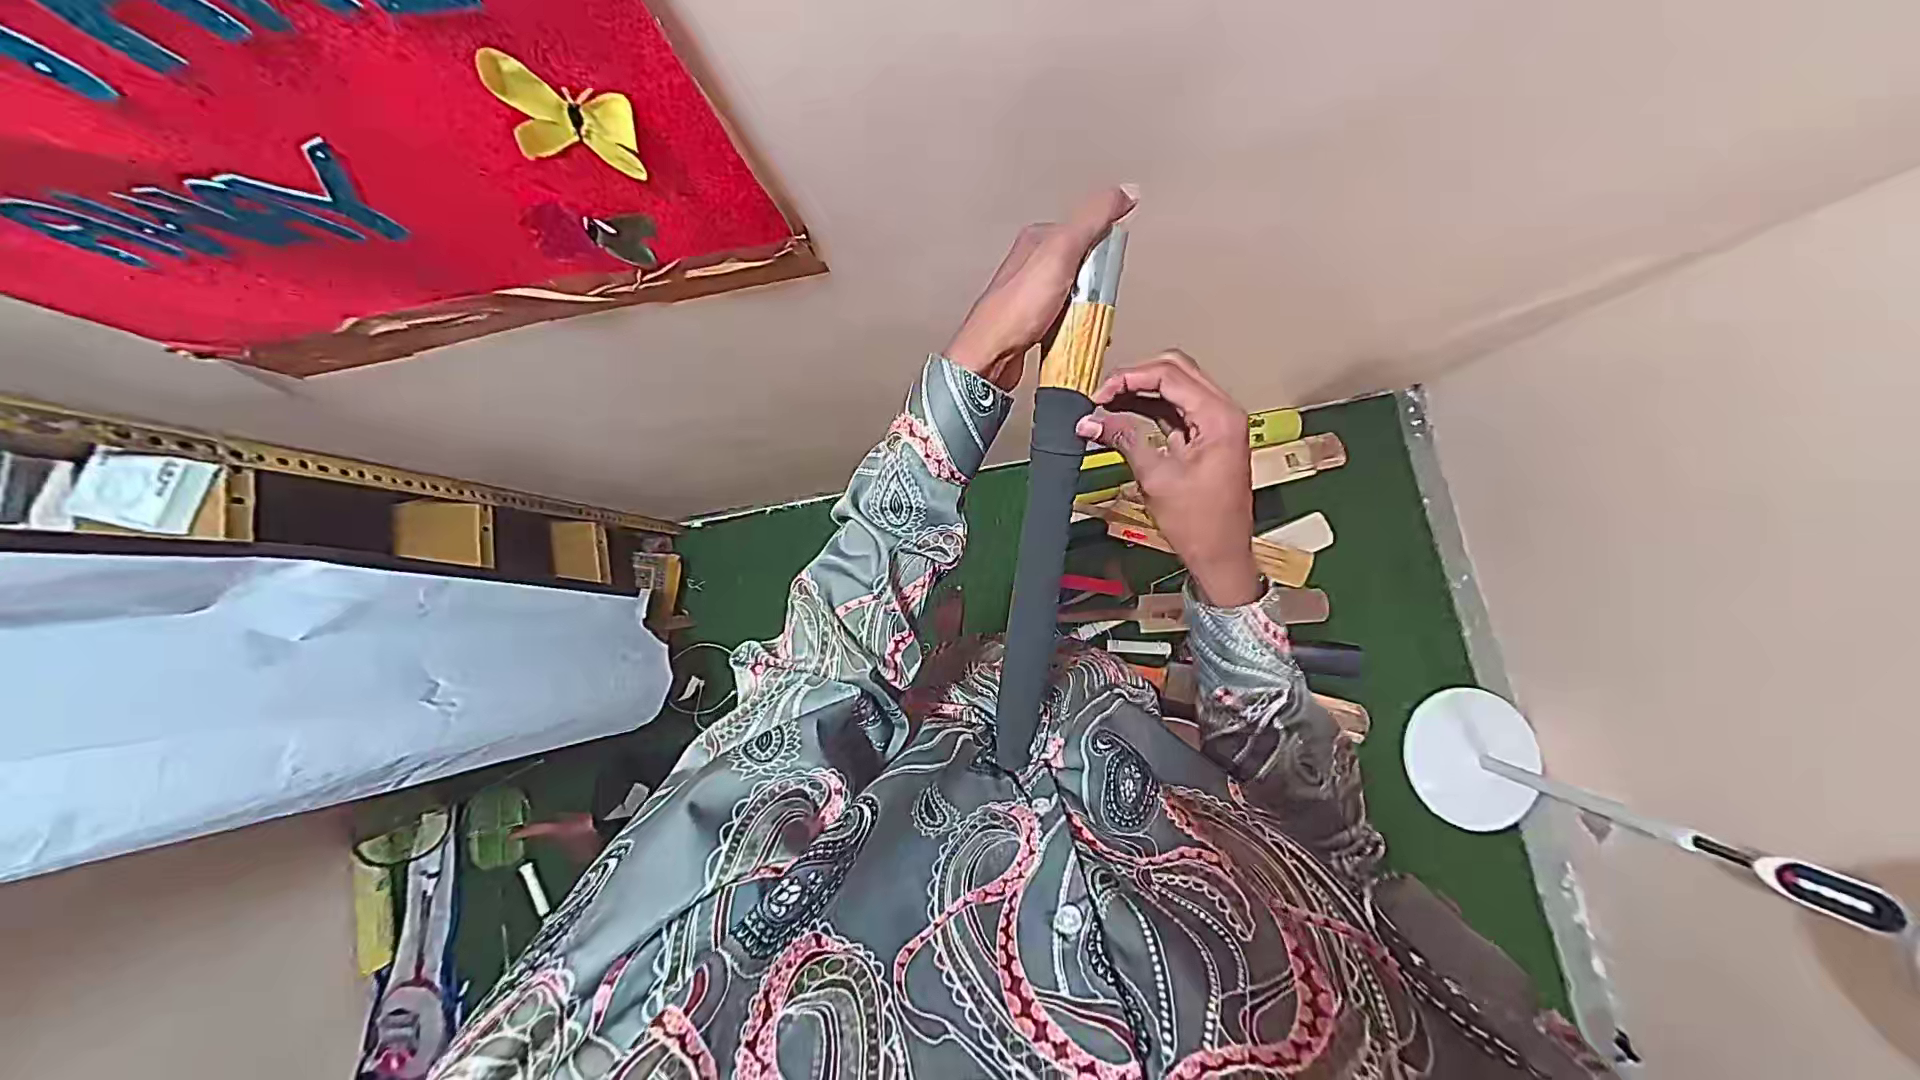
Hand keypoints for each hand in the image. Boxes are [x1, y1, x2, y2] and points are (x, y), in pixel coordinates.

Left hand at [945, 186, 1136, 391]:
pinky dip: (1073, 331)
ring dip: (1085, 313)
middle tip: (1090, 300)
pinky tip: (1070, 337)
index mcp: (1037, 241)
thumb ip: (1092, 219)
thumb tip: (1124, 192)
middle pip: (1083, 270)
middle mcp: (1030, 267)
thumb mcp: (1061, 251)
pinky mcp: (1031, 326)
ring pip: (1074, 299)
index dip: (1104, 254)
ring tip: (1078, 322)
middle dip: (1095, 288)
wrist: (989, 357)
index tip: (1106, 271)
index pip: (1086, 234)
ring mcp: (1030, 298)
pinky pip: (1064, 324)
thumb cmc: (1015, 310)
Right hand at [1075, 350, 1262, 606]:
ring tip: (1105, 405)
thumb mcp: (1155, 478)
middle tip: (1101, 396)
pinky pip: (1176, 409)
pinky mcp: (1206, 436)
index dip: (1129, 378)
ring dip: (1139, 391)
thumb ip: (1124, 439)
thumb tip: (1091, 422)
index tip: (1099, 395)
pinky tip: (1122, 414)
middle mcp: (1223, 412)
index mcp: (1219, 417)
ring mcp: (1216, 423)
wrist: (1221, 555)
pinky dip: (1149, 407)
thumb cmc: (1200, 525)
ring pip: (1174, 387)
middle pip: (1174, 371)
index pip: (1169, 375)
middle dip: (1134, 378)